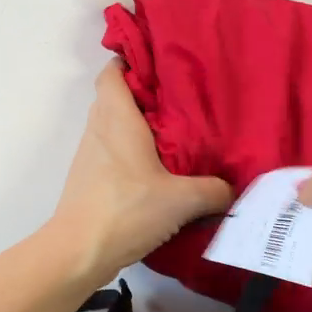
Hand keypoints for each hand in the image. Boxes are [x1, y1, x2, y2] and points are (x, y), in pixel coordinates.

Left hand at [45, 63, 232, 283]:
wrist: (79, 249)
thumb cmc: (126, 209)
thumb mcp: (181, 200)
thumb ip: (213, 190)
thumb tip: (232, 188)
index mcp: (117, 118)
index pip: (113, 73)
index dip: (129, 61)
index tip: (158, 63)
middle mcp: (99, 129)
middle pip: (114, 97)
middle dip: (142, 94)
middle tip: (178, 99)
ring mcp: (89, 154)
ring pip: (112, 125)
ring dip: (136, 125)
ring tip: (174, 134)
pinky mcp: (88, 177)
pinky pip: (111, 150)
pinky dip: (130, 151)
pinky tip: (156, 170)